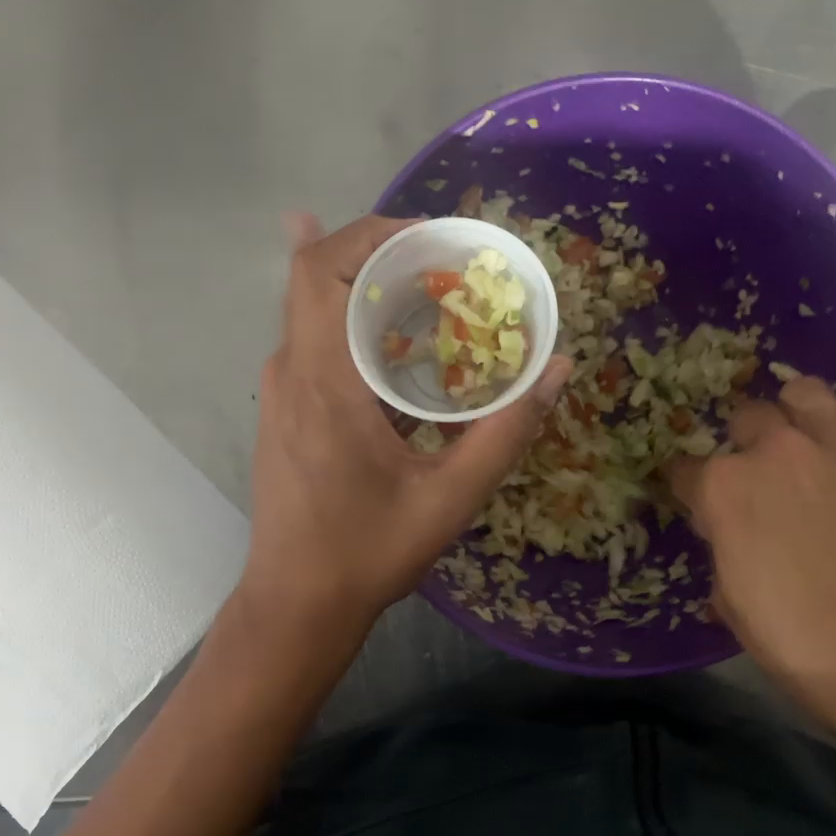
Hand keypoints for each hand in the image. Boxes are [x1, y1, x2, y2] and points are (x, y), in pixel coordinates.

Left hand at [241, 213, 573, 631]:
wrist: (296, 602)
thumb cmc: (367, 552)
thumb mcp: (450, 499)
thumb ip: (506, 432)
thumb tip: (557, 370)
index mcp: (324, 381)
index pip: (323, 268)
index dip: (375, 233)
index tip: (437, 240)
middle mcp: (289, 371)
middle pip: (315, 274)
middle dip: (378, 252)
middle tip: (445, 264)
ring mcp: (278, 390)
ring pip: (312, 306)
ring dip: (366, 288)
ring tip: (431, 294)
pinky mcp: (281, 409)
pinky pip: (313, 340)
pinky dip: (354, 324)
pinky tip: (397, 345)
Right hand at [667, 377, 835, 733]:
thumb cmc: (796, 642)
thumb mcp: (730, 600)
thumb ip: (722, 549)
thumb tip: (730, 533)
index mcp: (724, 490)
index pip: (686, 469)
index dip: (691, 489)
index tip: (702, 507)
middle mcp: (776, 451)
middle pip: (746, 419)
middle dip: (744, 446)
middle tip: (762, 481)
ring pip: (805, 392)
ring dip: (797, 413)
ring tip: (807, 443)